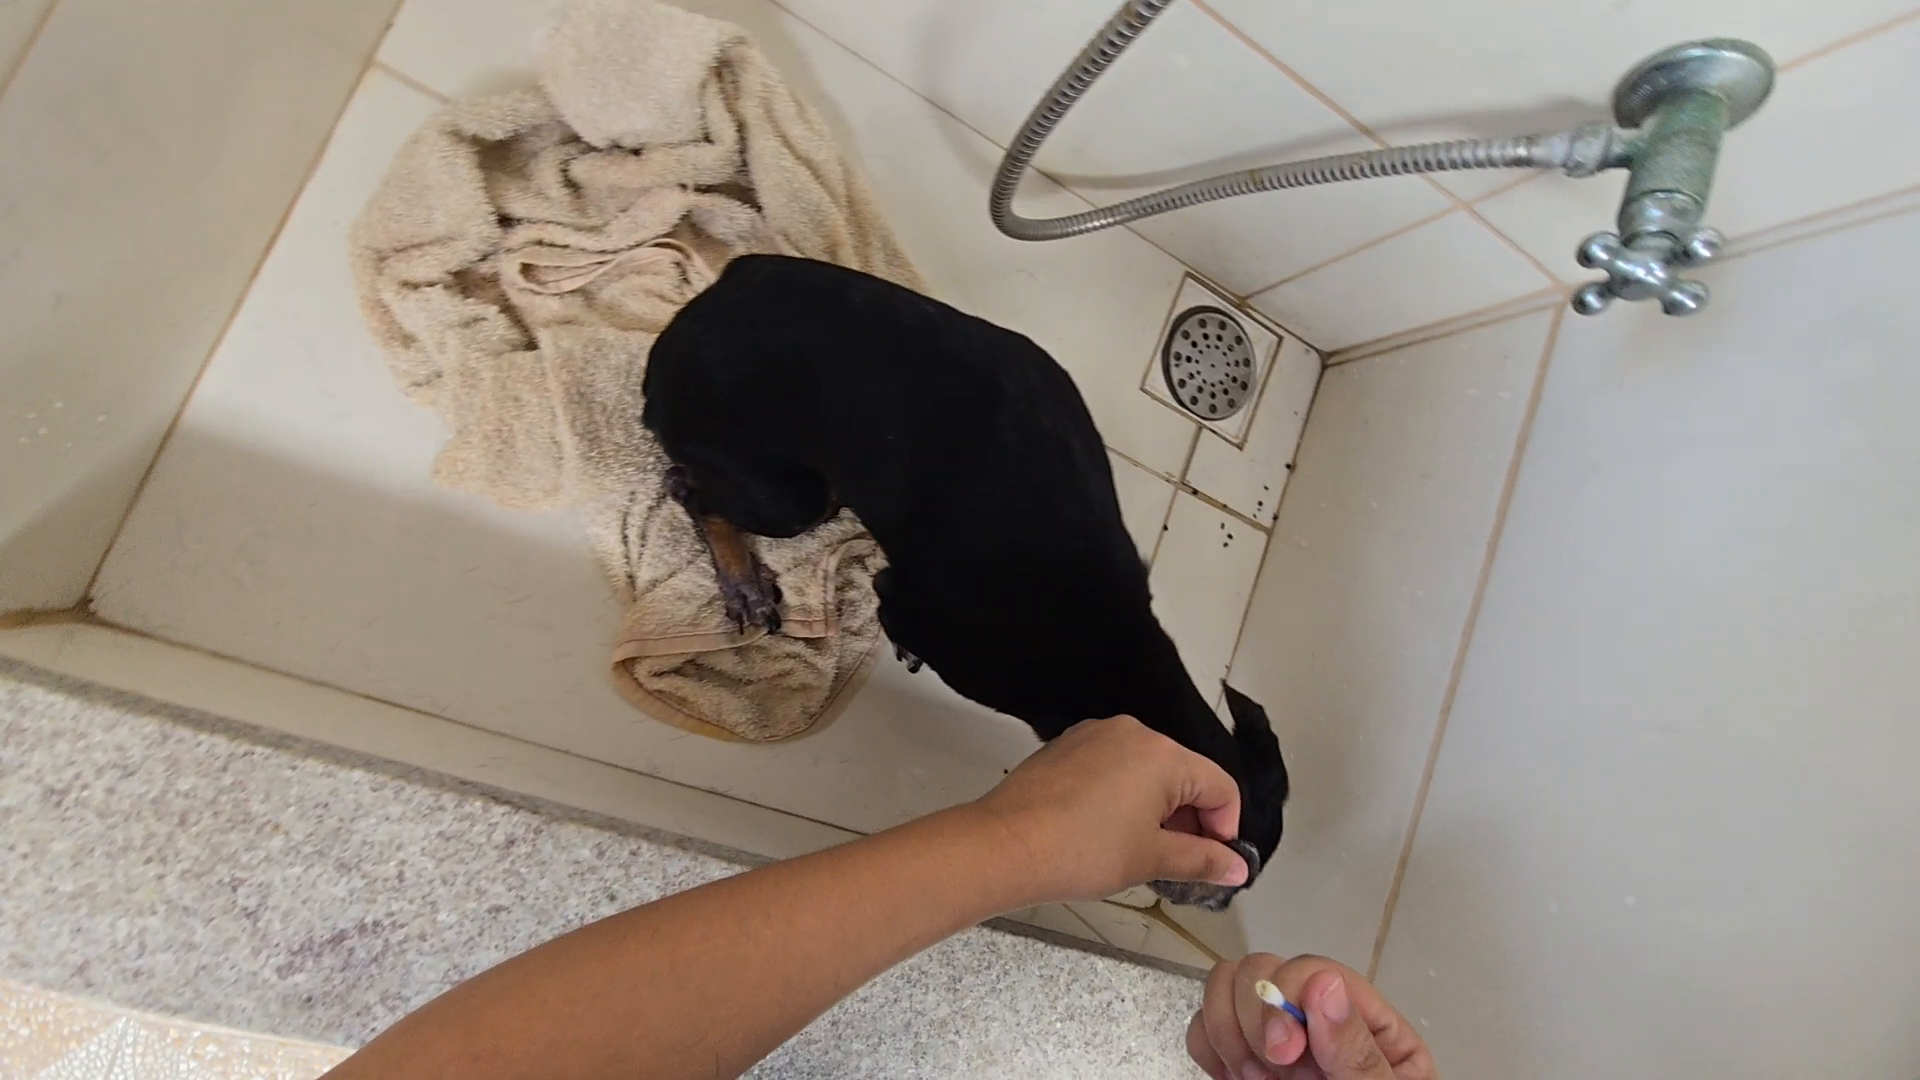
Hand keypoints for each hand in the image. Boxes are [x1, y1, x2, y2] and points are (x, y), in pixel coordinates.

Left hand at [969, 714, 1248, 904]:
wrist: (1007, 842)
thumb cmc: (1083, 850)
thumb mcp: (1151, 858)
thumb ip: (1203, 859)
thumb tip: (1237, 865)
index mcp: (1162, 753)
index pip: (1220, 787)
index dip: (1225, 828)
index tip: (1211, 862)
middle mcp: (1131, 731)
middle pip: (1184, 773)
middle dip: (1189, 818)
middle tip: (1174, 862)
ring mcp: (1095, 733)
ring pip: (1146, 768)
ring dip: (1156, 806)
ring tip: (1136, 849)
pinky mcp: (1068, 743)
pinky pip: (1113, 764)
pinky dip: (1122, 792)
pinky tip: (1104, 828)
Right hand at [1186, 954, 1436, 1079]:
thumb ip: (1358, 1057)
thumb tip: (1324, 984)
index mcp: (1368, 1030)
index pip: (1313, 972)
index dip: (1286, 996)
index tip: (1283, 1054)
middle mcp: (1316, 1022)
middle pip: (1260, 968)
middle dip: (1249, 1014)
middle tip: (1263, 1074)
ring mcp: (1274, 1040)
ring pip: (1224, 985)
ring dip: (1226, 1029)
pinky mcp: (1240, 1062)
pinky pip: (1204, 1026)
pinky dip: (1209, 1048)